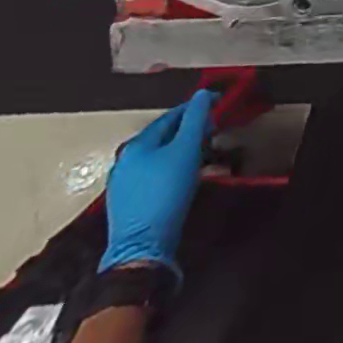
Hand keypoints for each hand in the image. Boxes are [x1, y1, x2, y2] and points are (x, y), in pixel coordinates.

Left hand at [100, 89, 216, 274]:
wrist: (141, 249)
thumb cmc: (166, 193)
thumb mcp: (186, 152)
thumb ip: (196, 120)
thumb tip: (204, 93)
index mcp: (137, 145)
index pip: (171, 116)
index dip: (196, 108)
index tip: (218, 104)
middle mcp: (126, 160)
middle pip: (165, 137)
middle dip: (191, 130)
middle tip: (214, 131)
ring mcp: (124, 184)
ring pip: (160, 157)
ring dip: (184, 151)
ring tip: (206, 153)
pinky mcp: (129, 204)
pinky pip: (156, 175)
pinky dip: (174, 169)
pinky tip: (187, 177)